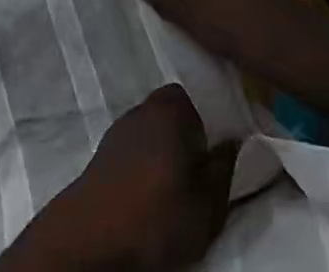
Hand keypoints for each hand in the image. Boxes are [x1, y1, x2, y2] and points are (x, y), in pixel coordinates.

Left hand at [0, 85, 237, 271]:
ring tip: (184, 179)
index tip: (229, 141)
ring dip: (169, 146)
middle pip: (174, 110)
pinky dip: (150, 158)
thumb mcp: (209, 201)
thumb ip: (225, 166)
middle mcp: (142, 108)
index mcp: (170, 108)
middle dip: (192, 132)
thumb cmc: (159, 212)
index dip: (216, 115)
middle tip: (209, 164)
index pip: (198, 93)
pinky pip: (138, 144)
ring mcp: (120, 127)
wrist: (95, 234)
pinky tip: (157, 184)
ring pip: (155, 127)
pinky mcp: (105, 150)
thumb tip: (233, 141)